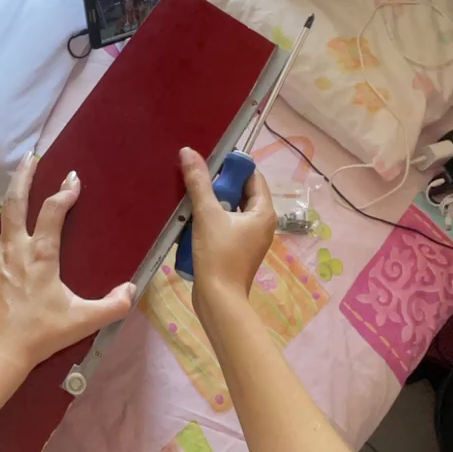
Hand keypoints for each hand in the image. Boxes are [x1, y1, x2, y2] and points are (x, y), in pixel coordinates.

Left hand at [0, 154, 135, 406]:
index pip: (54, 210)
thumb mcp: (82, 321)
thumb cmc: (39, 335)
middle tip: (30, 159)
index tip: (71, 179)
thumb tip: (132, 290)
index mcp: (41, 255)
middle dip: (24, 174)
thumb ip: (112, 306)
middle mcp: (11, 247)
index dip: (65, 191)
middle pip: (14, 199)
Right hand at [179, 146, 276, 321]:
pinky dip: (212, 220)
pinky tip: (192, 220)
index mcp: (264, 212)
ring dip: (212, 203)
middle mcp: (262, 223)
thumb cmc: (218, 255)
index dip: (232, 167)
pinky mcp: (238, 251)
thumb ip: (199, 182)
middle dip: (219, 185)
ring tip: (190, 198)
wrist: (218, 299)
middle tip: (195, 180)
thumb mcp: (207, 214)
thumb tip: (189, 152)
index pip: (252, 177)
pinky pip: (226, 226)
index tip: (209, 163)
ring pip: (231, 210)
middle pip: (241, 193)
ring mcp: (251, 239)